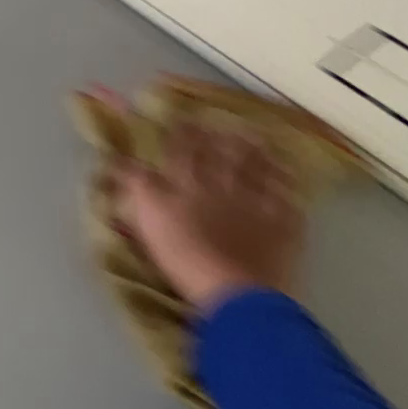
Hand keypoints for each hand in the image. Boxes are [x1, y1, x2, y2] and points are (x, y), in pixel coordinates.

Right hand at [113, 123, 304, 311]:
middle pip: (221, 157)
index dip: (182, 134)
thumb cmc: (182, 253)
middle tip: (225, 121)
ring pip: (256, 172)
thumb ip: (136, 184)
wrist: (236, 291)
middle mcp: (221, 187)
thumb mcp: (146, 216)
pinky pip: (286, 200)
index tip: (183, 117)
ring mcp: (256, 206)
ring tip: (258, 139)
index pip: (181, 152)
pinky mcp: (282, 229)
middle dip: (221, 138)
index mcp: (185, 185)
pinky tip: (287, 177)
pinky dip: (286, 185)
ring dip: (256, 154)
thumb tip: (119, 158)